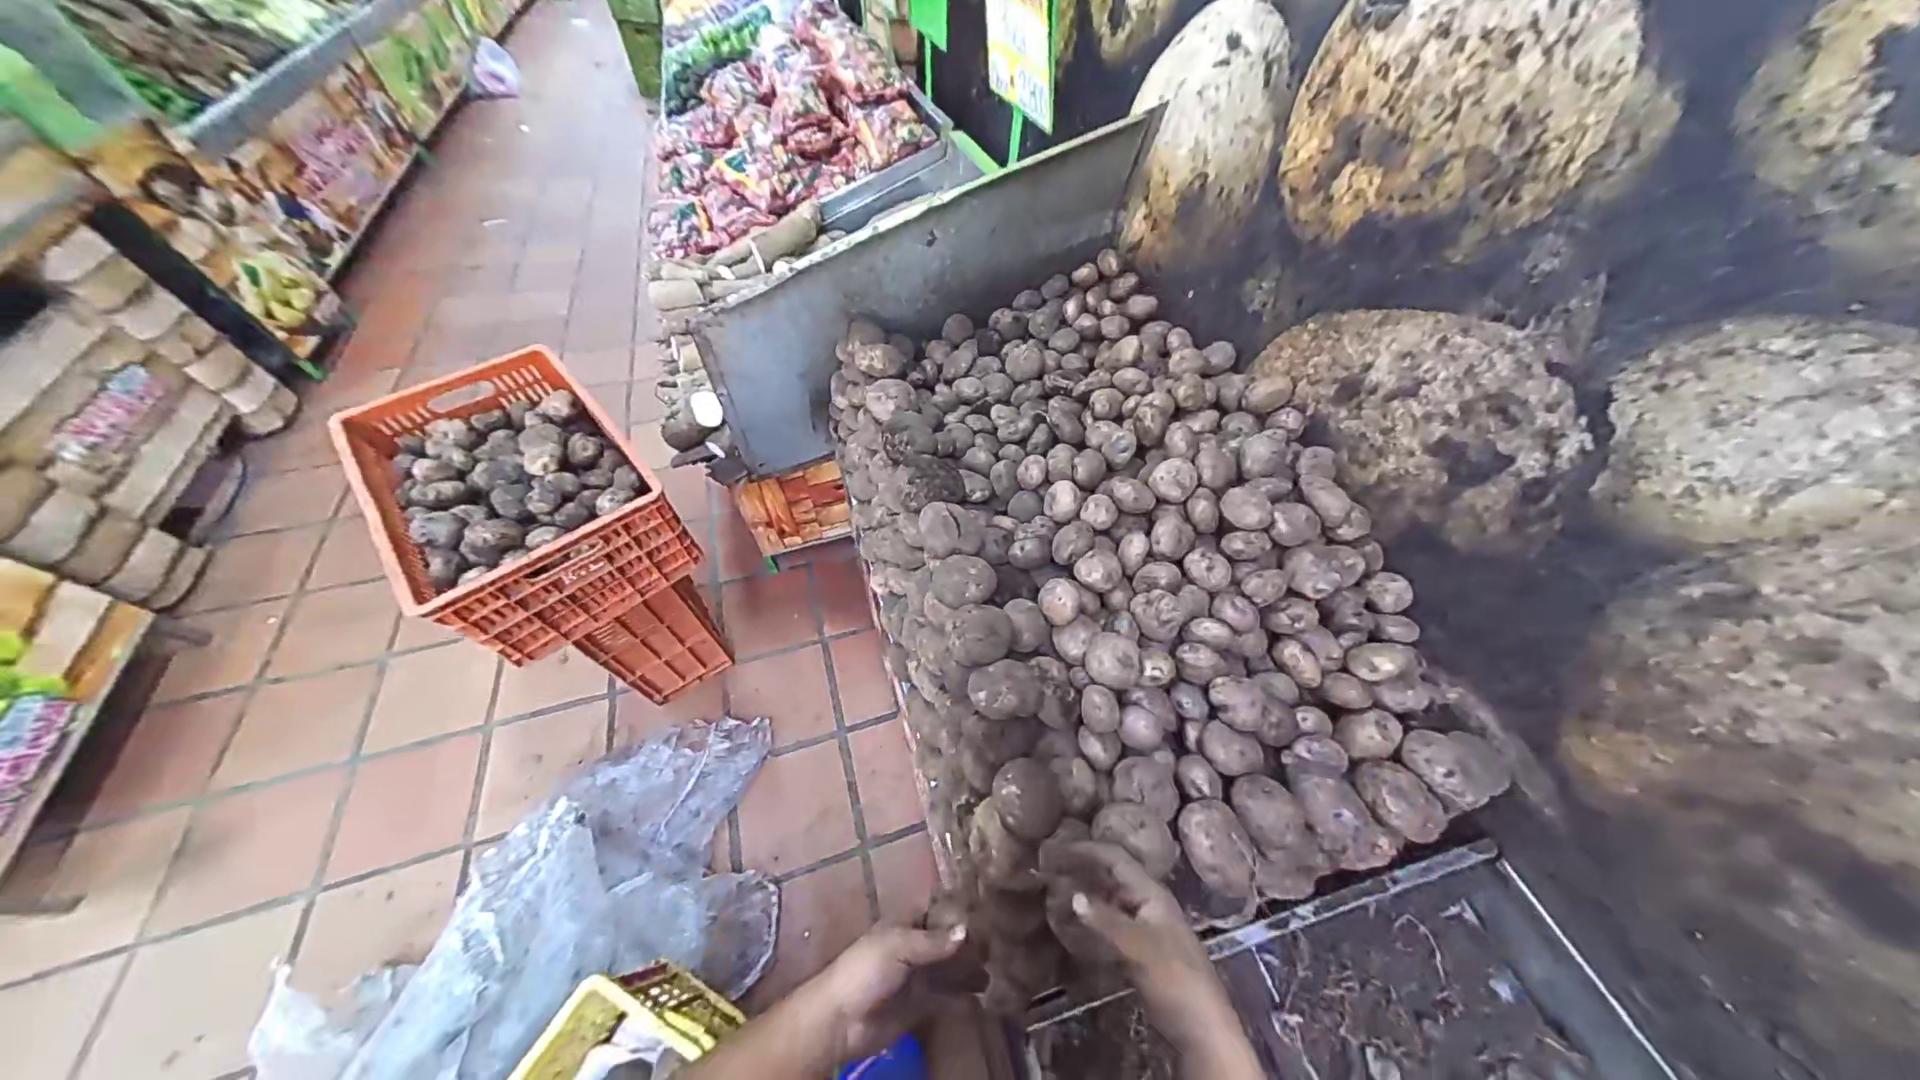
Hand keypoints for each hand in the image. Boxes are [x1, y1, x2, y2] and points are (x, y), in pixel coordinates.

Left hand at [789, 921, 981, 1064]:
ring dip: (971, 969)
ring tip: (997, 971)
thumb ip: (933, 940)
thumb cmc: (866, 969)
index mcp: (907, 923)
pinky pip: (948, 997)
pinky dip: (964, 996)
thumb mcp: (898, 946)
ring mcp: (920, 975)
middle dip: (971, 941)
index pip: (939, 909)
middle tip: (1000, 945)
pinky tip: (985, 996)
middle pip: (949, 939)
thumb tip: (968, 929)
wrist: (842, 1019)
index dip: (960, 909)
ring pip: (952, 967)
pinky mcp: (922, 1004)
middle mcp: (917, 945)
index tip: (989, 910)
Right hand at [1041, 842, 1232, 1048]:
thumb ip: (1105, 920)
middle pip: (1111, 875)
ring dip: (1085, 891)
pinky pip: (1110, 922)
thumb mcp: (1139, 948)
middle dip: (1083, 867)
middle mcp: (1147, 903)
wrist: (1204, 1032)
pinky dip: (1091, 917)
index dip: (1086, 850)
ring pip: (1109, 898)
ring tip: (1054, 889)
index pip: (1115, 858)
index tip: (1056, 848)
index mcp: (1152, 893)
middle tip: (1050, 865)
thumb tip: (1072, 893)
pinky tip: (1072, 922)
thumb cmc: (1176, 981)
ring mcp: (1144, 926)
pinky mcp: (1139, 949)